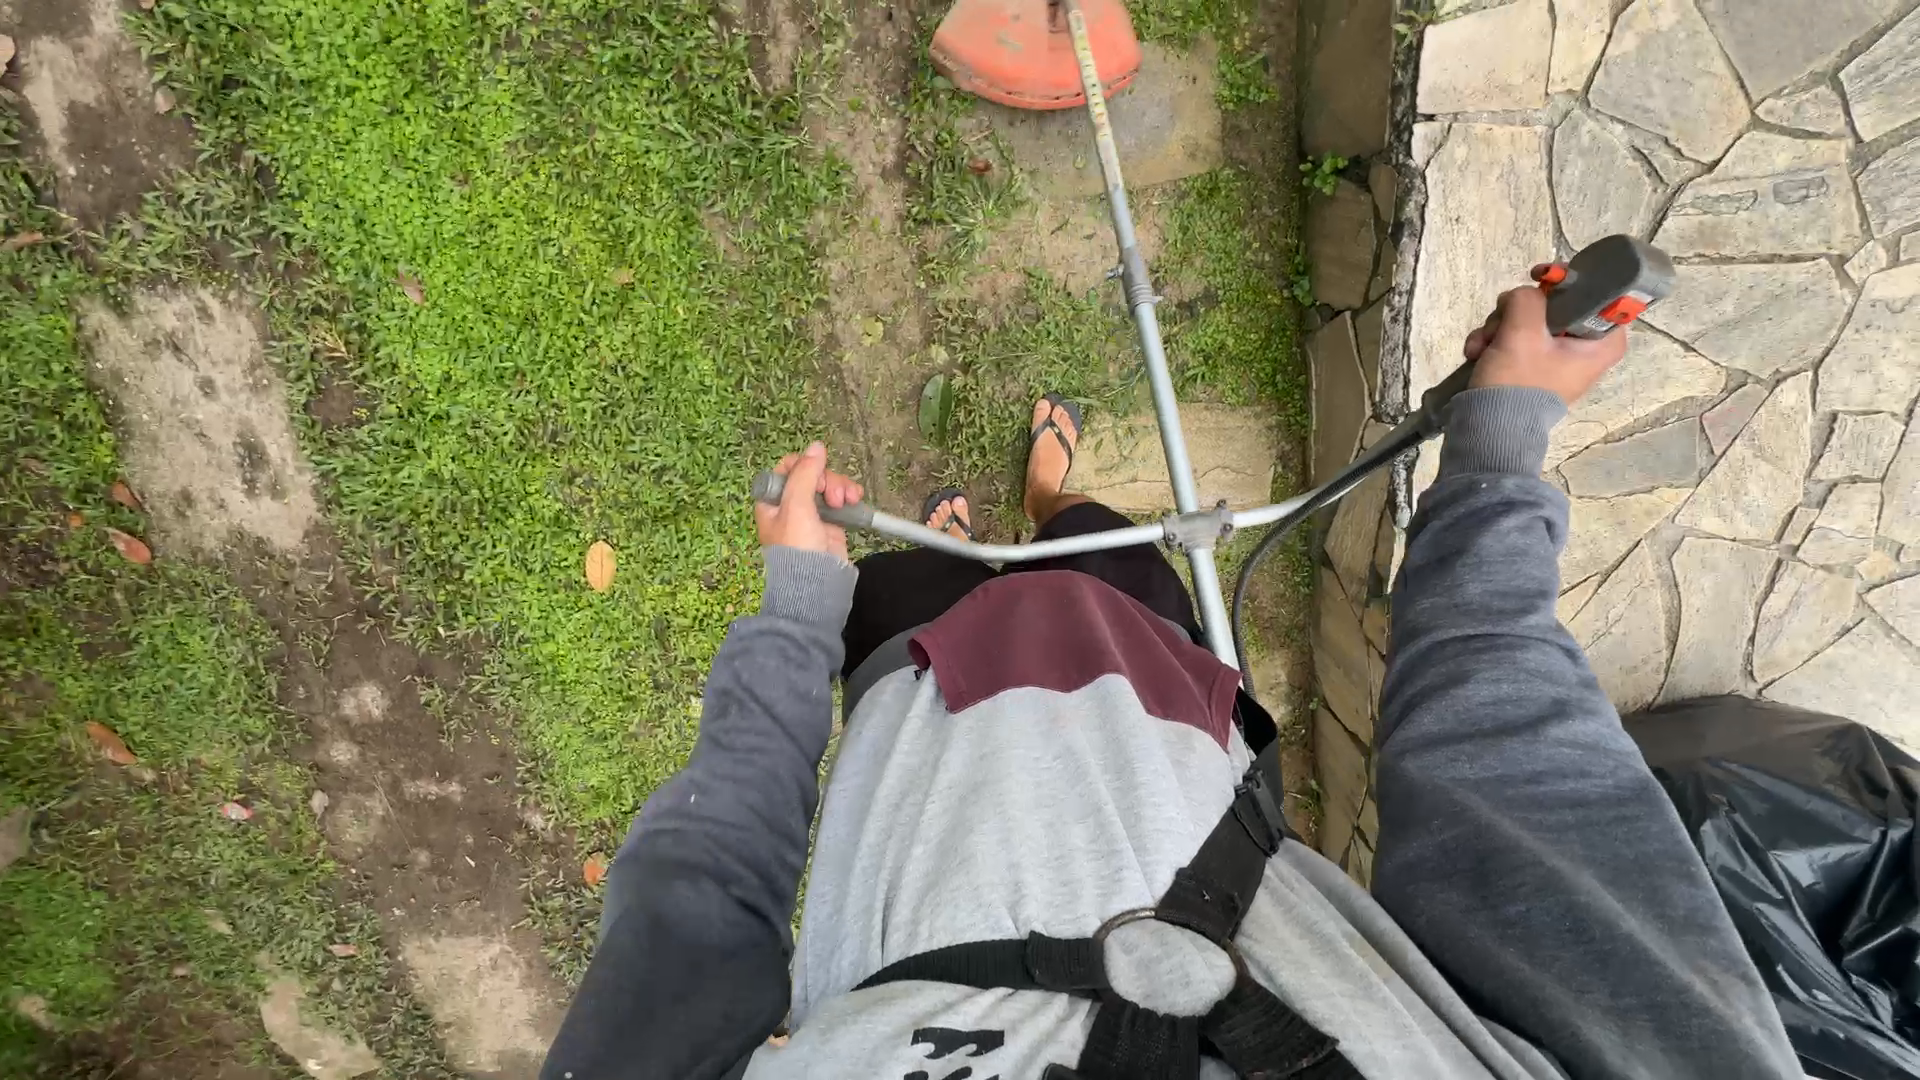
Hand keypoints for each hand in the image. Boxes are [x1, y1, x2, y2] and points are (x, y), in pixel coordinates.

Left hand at [753, 442, 862, 559]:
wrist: (816, 582)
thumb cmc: (798, 546)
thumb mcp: (796, 505)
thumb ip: (805, 474)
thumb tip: (817, 446)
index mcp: (772, 499)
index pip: (788, 468)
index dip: (805, 467)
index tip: (816, 479)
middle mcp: (790, 504)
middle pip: (812, 474)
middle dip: (828, 480)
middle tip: (833, 496)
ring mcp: (812, 514)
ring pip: (829, 485)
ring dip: (841, 487)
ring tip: (848, 500)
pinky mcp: (831, 522)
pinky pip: (841, 500)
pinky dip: (849, 496)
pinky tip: (855, 500)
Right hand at [1465, 265, 1629, 404]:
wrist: (1489, 430)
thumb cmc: (1516, 383)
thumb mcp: (1521, 334)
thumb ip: (1526, 300)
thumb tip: (1521, 294)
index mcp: (1603, 341)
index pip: (1595, 294)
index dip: (1563, 284)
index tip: (1536, 283)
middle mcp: (1585, 349)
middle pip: (1551, 309)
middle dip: (1515, 315)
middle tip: (1496, 328)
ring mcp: (1555, 360)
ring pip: (1526, 324)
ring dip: (1496, 330)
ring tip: (1479, 348)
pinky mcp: (1530, 370)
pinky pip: (1514, 342)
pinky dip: (1492, 345)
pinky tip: (1476, 355)